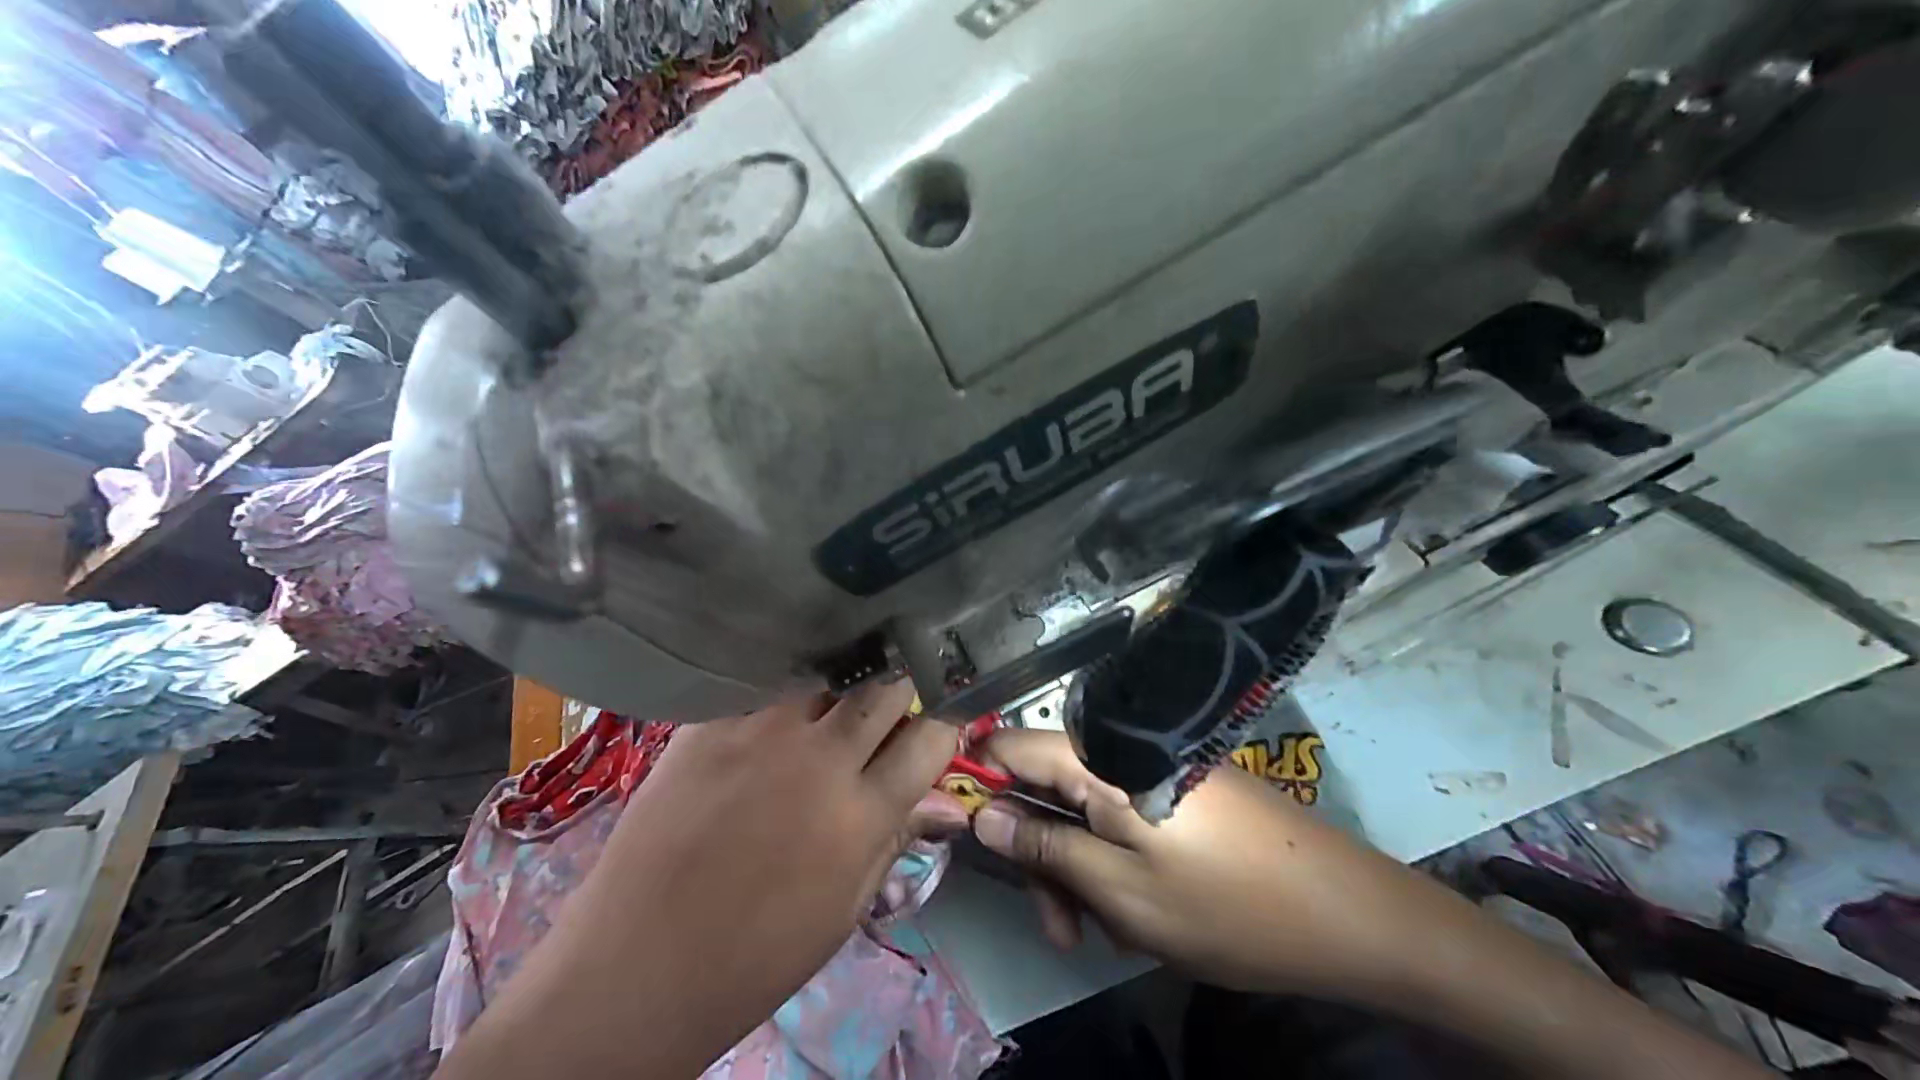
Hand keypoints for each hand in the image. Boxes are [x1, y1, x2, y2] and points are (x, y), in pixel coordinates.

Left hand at [435, 680, 963, 1079]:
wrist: (635, 968)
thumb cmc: (753, 956)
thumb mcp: (843, 911)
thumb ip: (895, 839)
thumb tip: (947, 803)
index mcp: (860, 813)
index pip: (929, 736)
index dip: (946, 722)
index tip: (944, 719)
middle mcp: (817, 758)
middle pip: (884, 685)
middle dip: (902, 685)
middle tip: (894, 700)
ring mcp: (758, 731)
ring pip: (826, 672)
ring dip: (844, 681)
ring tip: (840, 692)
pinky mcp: (707, 722)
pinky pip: (762, 684)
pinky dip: (784, 686)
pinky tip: (782, 697)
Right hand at [973, 729, 1447, 996]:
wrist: (1352, 916)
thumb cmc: (1227, 905)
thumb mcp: (1119, 890)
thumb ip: (1043, 846)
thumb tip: (978, 813)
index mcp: (1102, 757)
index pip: (1009, 745)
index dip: (977, 783)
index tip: (964, 835)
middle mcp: (1122, 749)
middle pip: (1044, 784)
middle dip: (1037, 851)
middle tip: (1055, 922)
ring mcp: (1154, 769)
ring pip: (1082, 808)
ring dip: (1075, 867)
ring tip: (1093, 933)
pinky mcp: (1178, 791)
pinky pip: (1120, 816)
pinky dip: (1111, 860)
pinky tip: (1130, 912)